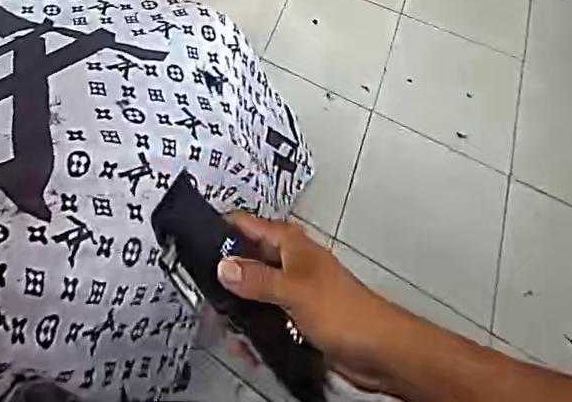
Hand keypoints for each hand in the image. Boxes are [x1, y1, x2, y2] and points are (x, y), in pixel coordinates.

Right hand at [217, 213, 415, 387]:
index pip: (247, 224)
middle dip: (227, 273)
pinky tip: (247, 343)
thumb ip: (257, 278)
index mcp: (289, 242)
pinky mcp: (296, 314)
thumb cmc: (344, 310)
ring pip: (254, 289)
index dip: (222, 228)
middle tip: (205, 291)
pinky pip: (266, 314)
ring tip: (225, 323)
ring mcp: (292, 287)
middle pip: (247, 257)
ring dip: (240, 306)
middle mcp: (289, 260)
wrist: (375, 348)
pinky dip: (254, 326)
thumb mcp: (293, 290)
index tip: (196, 238)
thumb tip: (224, 265)